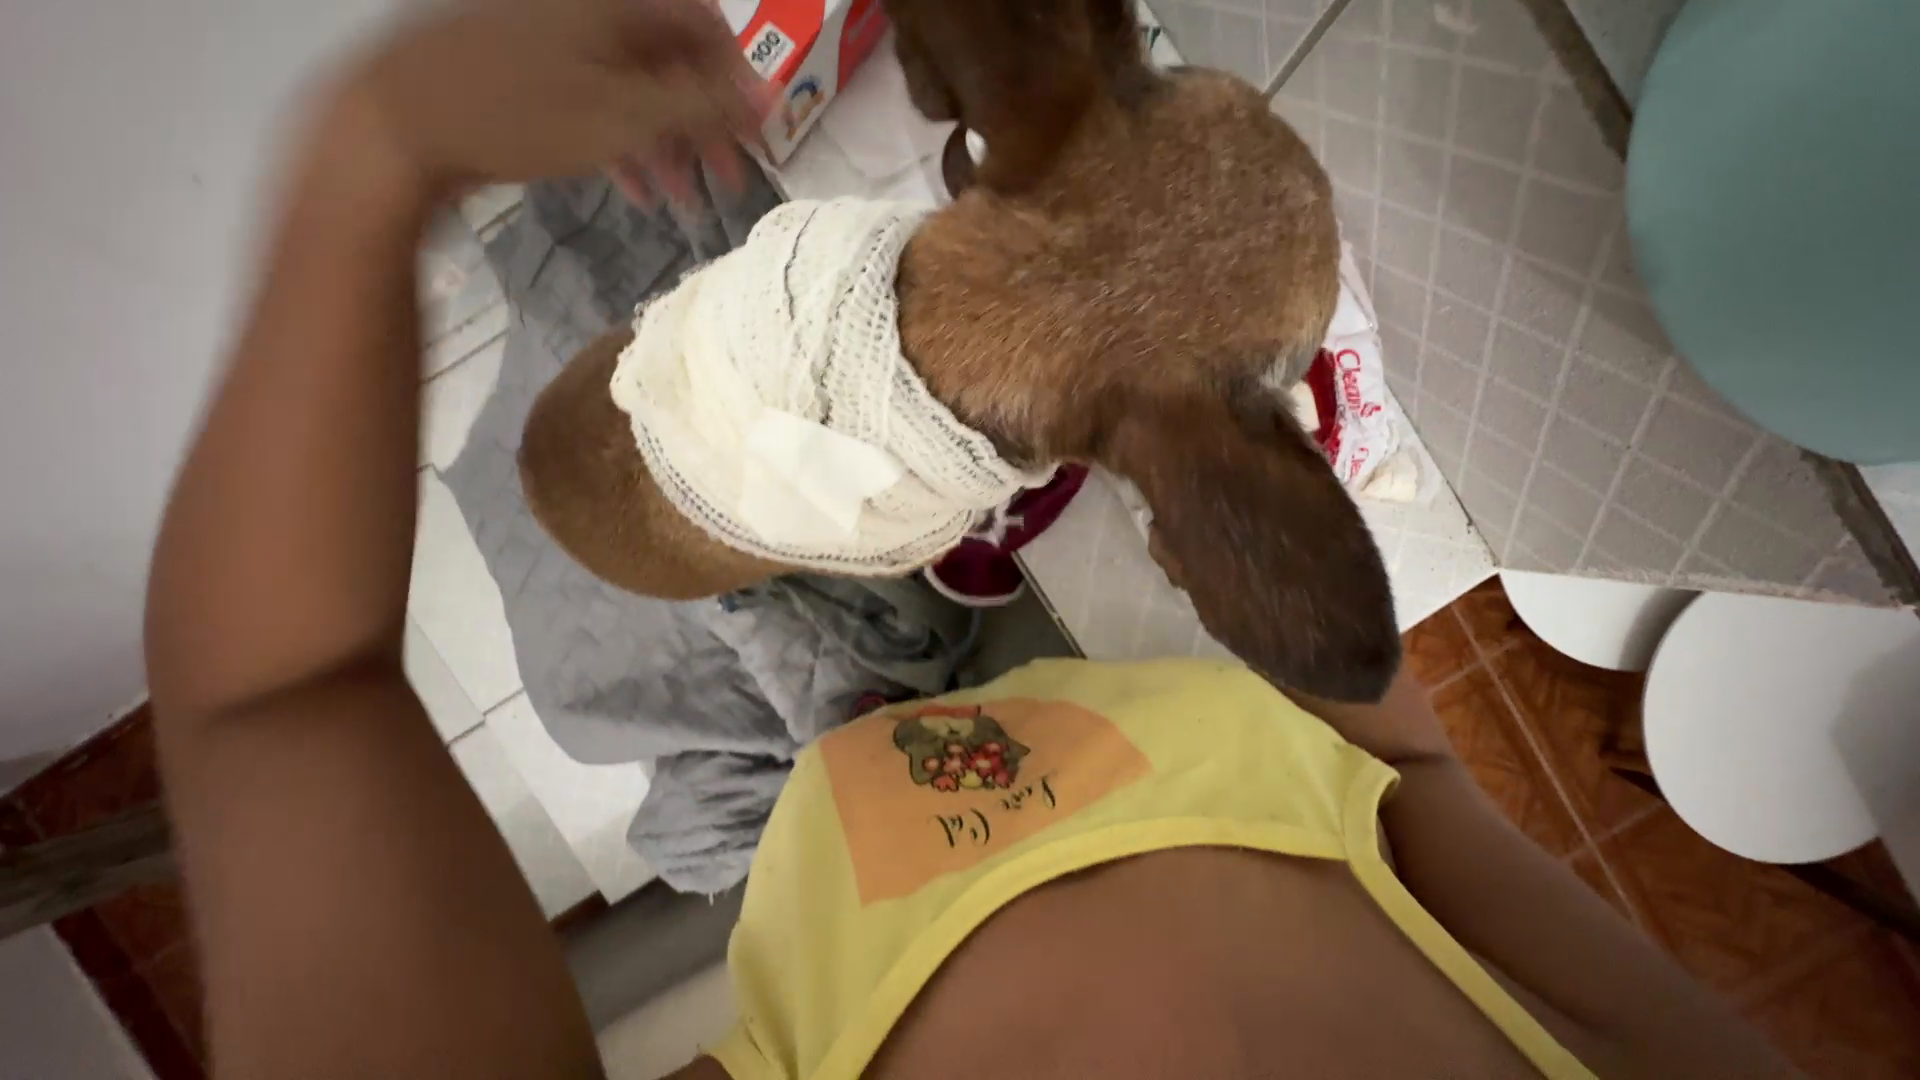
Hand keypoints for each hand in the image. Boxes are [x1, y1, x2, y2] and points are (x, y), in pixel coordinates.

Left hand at [335, 0, 770, 201]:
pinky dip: (625, 145)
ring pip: (636, 90)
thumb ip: (703, 105)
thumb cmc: (517, 115)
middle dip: (705, 126)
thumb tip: (769, 95)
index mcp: (614, 6)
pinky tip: (635, 190)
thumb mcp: (626, 116)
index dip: (738, 81)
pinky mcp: (529, 76)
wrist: (397, 124)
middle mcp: (588, 13)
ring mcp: (555, 43)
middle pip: (673, 63)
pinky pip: (598, 104)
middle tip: (725, 181)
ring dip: (668, 146)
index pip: (705, 27)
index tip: (751, 136)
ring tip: (683, 201)